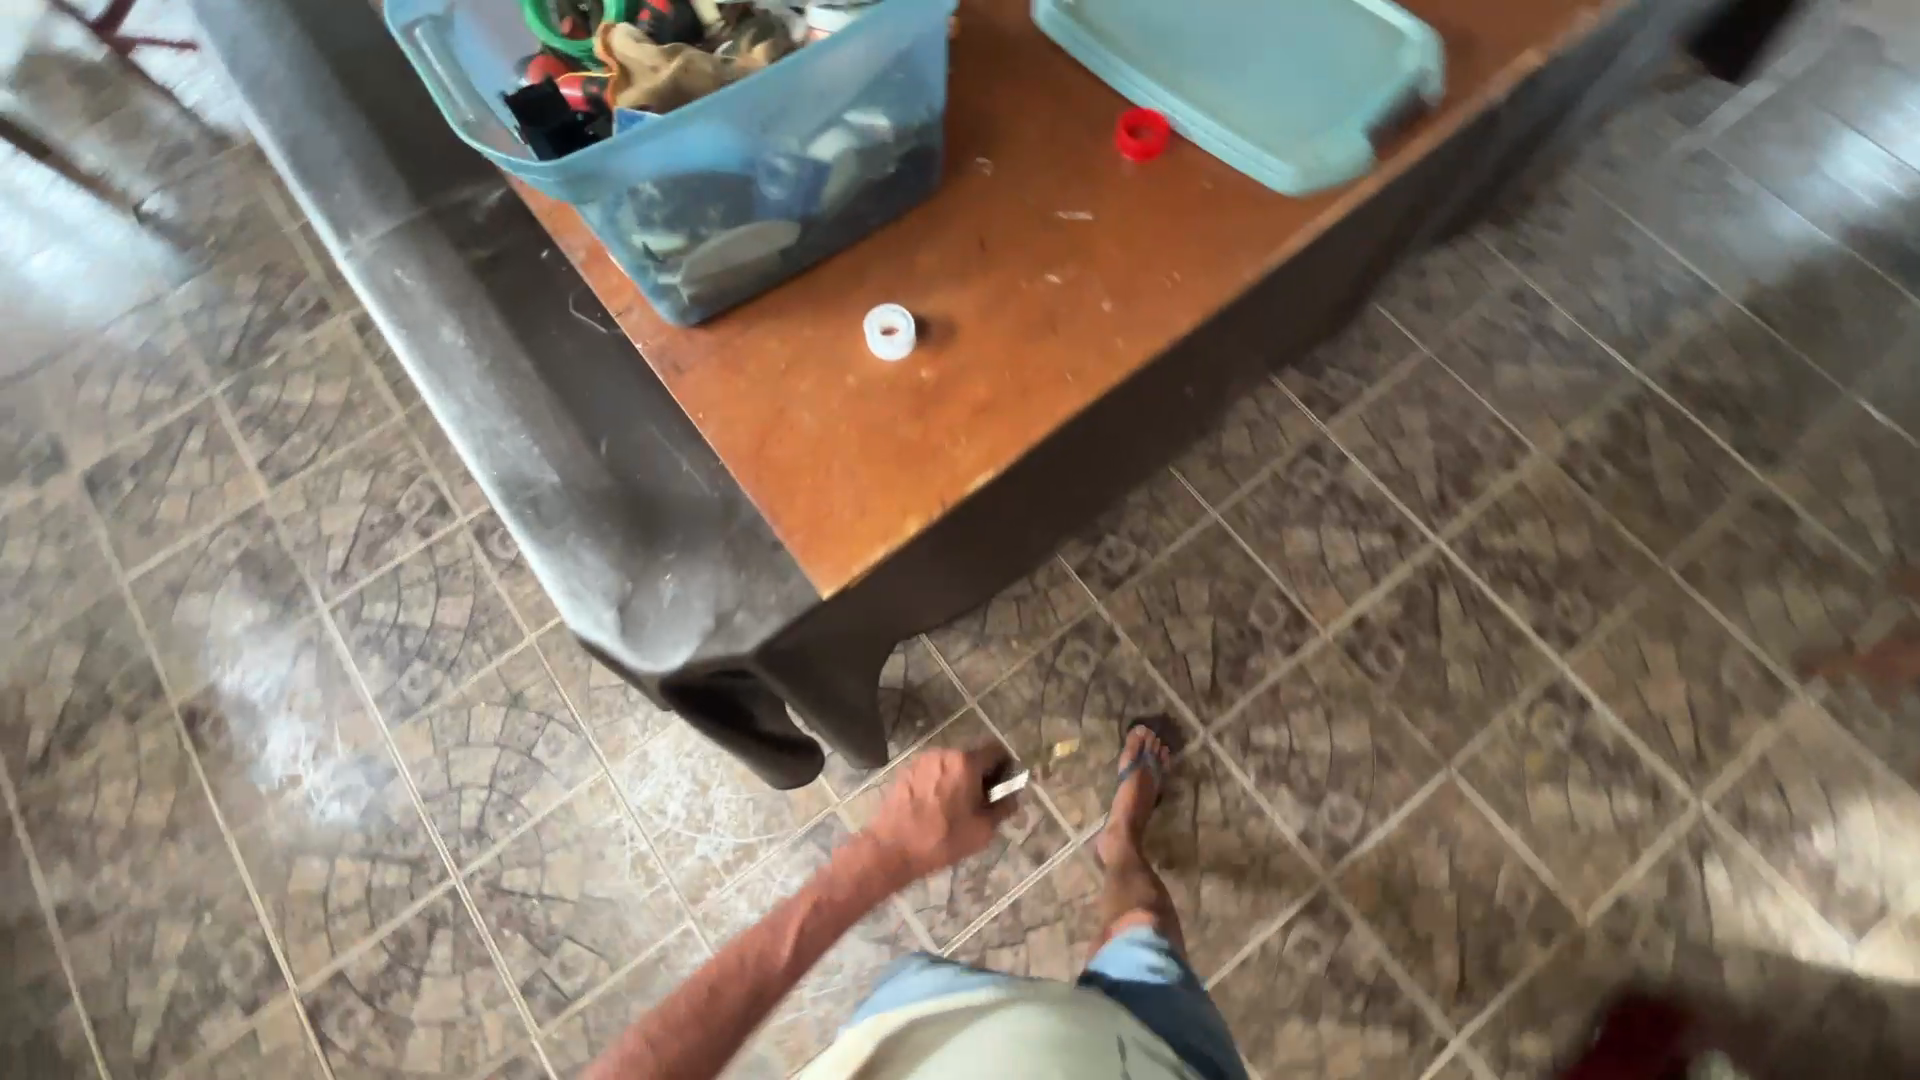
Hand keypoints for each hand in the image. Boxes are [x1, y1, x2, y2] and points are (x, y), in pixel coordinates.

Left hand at [863, 743, 1017, 882]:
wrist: (893, 848)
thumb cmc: (942, 839)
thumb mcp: (983, 829)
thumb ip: (1004, 807)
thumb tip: (1013, 795)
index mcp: (966, 762)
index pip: (996, 750)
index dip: (1005, 767)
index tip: (1003, 786)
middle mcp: (944, 752)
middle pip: (972, 757)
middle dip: (980, 775)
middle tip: (980, 802)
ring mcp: (922, 760)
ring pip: (951, 764)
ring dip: (959, 779)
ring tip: (955, 807)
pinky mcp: (906, 770)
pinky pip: (933, 771)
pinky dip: (939, 782)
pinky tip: (935, 806)